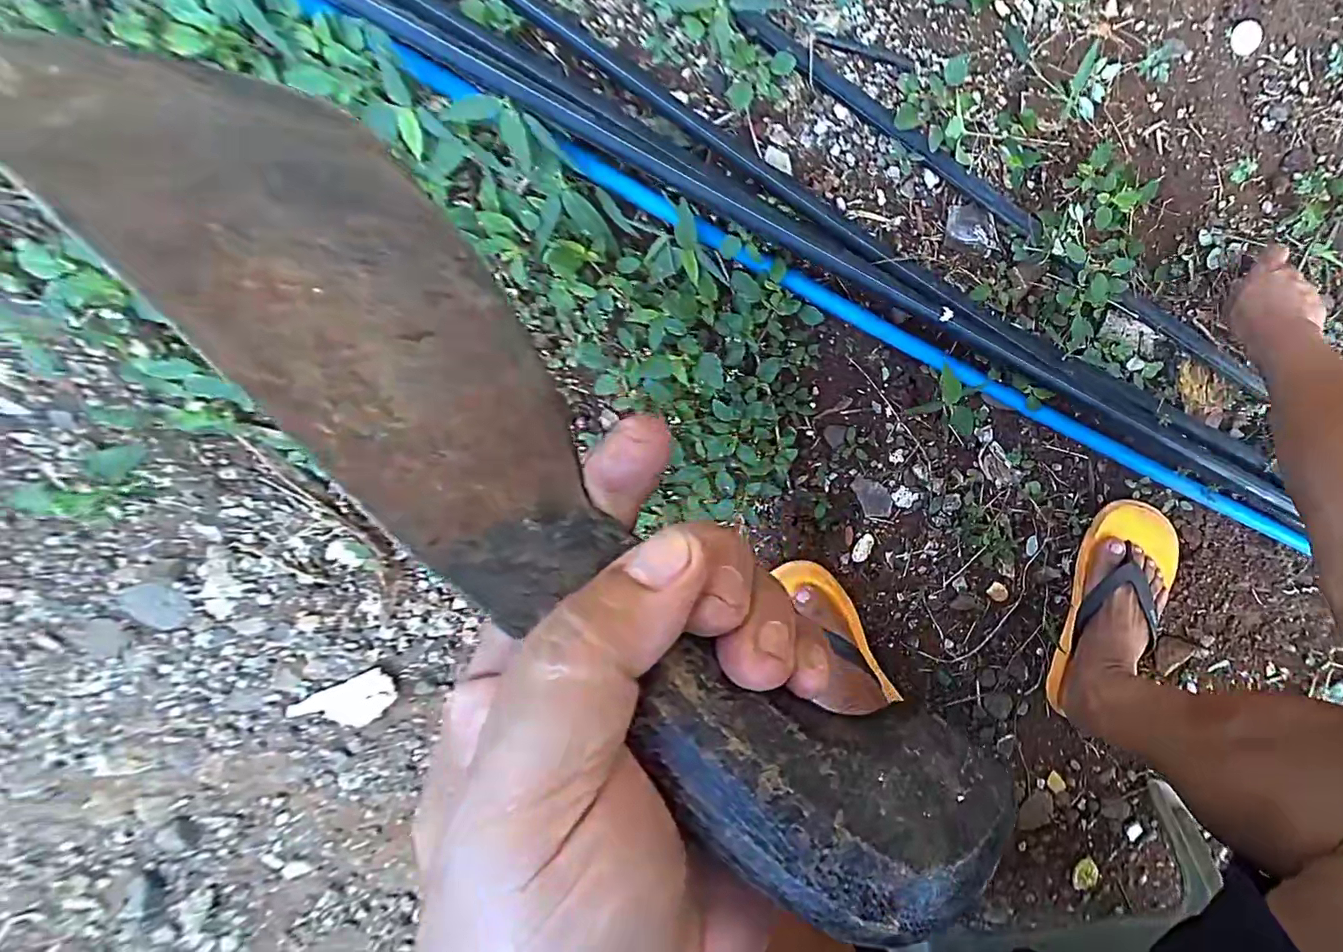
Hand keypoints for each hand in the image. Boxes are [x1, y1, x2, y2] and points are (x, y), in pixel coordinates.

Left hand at [413, 415, 884, 951]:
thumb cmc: (546, 934)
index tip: (649, 440)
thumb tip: (670, 552)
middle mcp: (631, 676)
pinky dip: (821, 652)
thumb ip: (578, 662)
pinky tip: (815, 684)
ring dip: (774, 618)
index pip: (570, 557)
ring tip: (776, 677)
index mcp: (545, 676)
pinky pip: (809, 650)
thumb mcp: (522, 799)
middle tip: (730, 637)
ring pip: (754, 601)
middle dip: (719, 577)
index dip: (608, 491)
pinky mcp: (775, 727)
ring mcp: (710, 701)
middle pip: (686, 568)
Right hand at [1226, 244, 1326, 341]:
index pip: (1272, 253)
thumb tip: (1238, 289)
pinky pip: (1312, 305)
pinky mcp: (1319, 304)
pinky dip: (1306, 313)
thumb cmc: (1255, 324)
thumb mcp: (1233, 309)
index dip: (1273, 256)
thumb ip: (1239, 293)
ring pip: (1301, 289)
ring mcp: (1305, 289)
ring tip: (1281, 318)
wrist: (1282, 339)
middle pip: (1287, 272)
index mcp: (1262, 273)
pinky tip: (1293, 326)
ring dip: (1294, 299)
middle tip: (1270, 301)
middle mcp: (1286, 276)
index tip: (1270, 261)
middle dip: (1282, 284)